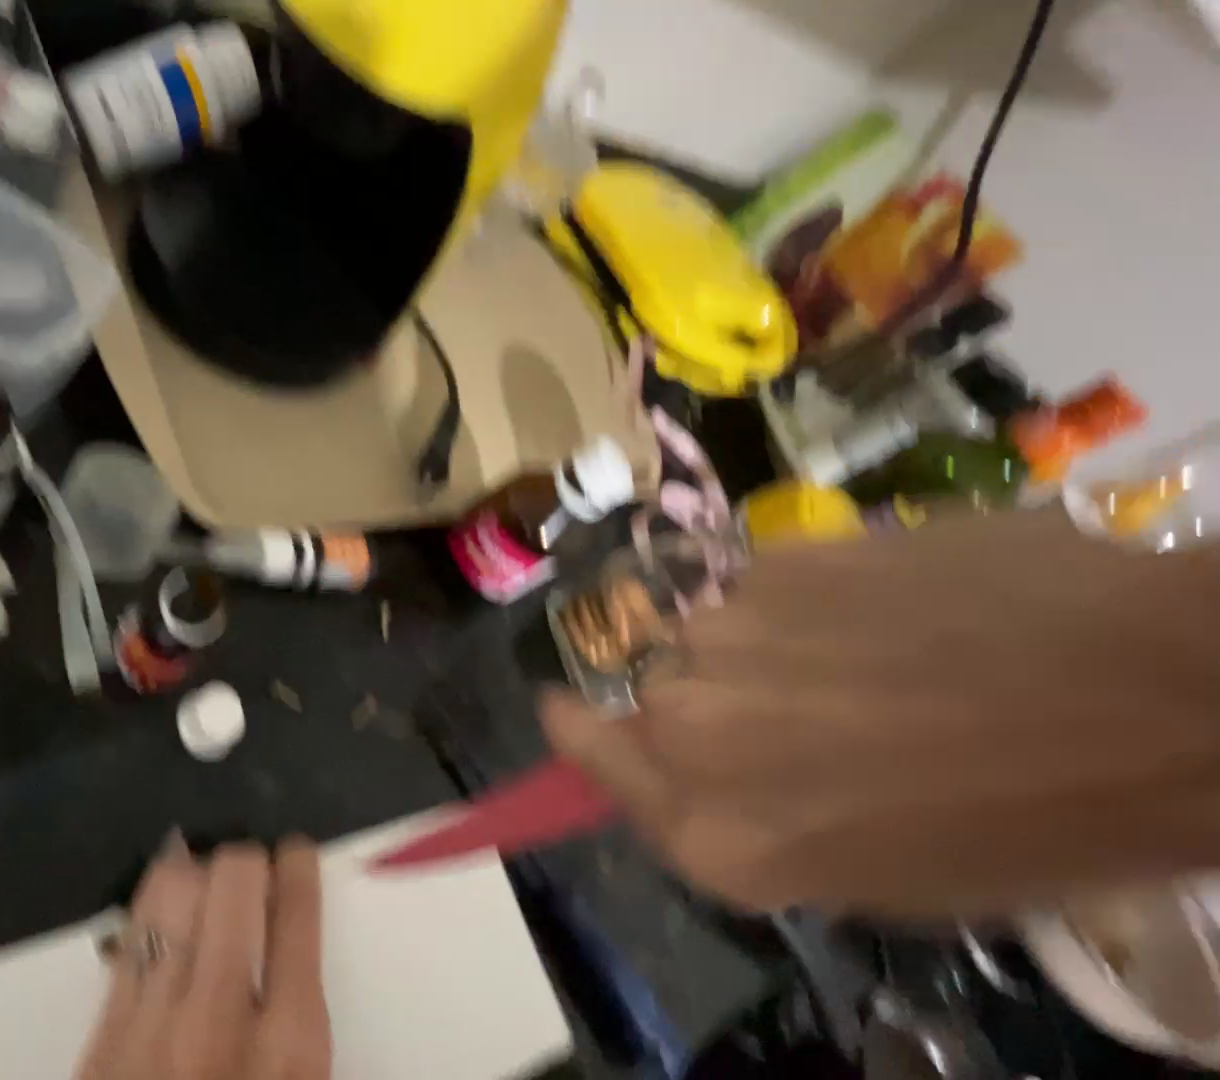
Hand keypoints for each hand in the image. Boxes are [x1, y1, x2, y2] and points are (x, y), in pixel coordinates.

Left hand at [79, 837, 331, 1079]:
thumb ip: (304, 1033)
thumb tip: (293, 955)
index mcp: (290, 1052)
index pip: (297, 919)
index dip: (298, 870)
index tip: (295, 852)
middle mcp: (220, 1022)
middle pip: (233, 888)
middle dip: (247, 860)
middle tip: (252, 865)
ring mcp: (150, 1028)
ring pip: (171, 898)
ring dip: (195, 869)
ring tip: (205, 866)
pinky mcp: (99, 1042)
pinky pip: (129, 942)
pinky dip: (149, 902)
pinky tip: (161, 890)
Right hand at [541, 510, 1219, 918]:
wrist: (1161, 693)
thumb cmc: (1025, 822)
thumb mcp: (875, 868)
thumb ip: (749, 816)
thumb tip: (698, 763)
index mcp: (712, 830)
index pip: (582, 751)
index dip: (574, 727)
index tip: (567, 707)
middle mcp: (688, 726)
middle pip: (653, 696)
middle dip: (706, 700)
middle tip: (802, 704)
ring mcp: (724, 632)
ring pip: (708, 634)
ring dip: (761, 647)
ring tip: (867, 655)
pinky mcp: (775, 557)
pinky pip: (764, 585)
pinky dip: (808, 600)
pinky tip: (891, 608)